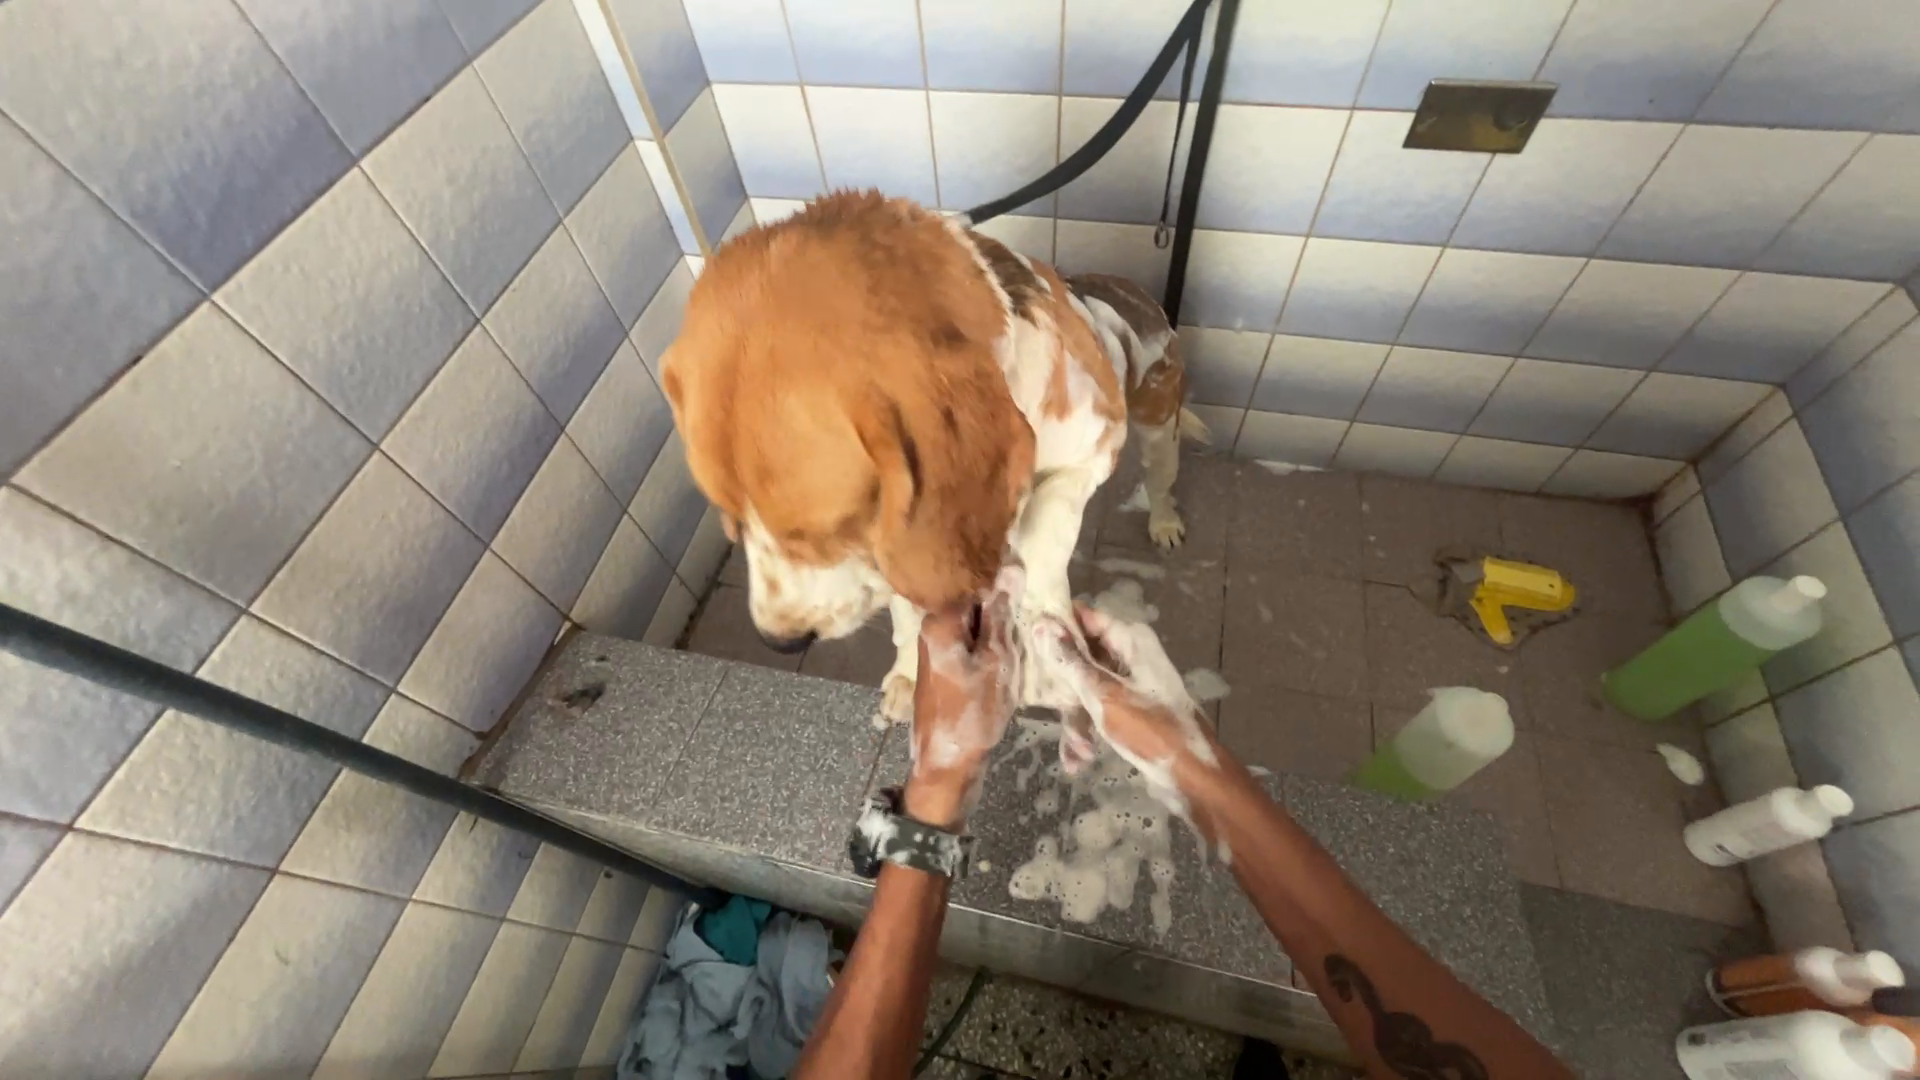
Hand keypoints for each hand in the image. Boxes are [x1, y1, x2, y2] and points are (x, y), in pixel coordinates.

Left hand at [903, 568, 1022, 827]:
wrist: (946, 761)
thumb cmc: (973, 712)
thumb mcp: (996, 661)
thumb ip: (1000, 615)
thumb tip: (1011, 568)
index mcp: (940, 619)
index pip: (977, 582)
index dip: (1006, 585)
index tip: (1032, 591)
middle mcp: (930, 625)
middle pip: (973, 602)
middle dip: (1001, 608)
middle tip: (1030, 619)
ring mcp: (934, 644)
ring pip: (973, 622)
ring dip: (996, 628)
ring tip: (1023, 635)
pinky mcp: (940, 662)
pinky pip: (968, 640)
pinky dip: (986, 644)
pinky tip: (1007, 654)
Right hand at [1032, 604, 1220, 794]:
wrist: (1193, 775)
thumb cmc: (1150, 729)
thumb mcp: (1103, 694)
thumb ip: (1069, 661)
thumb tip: (1040, 624)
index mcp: (1130, 639)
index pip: (1084, 616)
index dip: (1055, 626)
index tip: (1026, 641)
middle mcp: (1130, 653)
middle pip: (1081, 654)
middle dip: (1064, 686)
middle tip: (1046, 705)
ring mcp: (1130, 680)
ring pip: (1086, 685)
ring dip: (1077, 717)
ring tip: (1076, 749)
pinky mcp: (1130, 704)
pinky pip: (1098, 706)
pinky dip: (1089, 728)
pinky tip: (1079, 758)